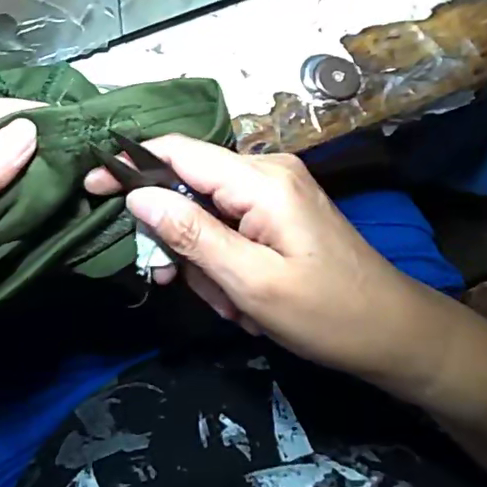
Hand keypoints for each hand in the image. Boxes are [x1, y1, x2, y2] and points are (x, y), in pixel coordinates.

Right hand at [84, 136, 457, 398]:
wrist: (394, 333)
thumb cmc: (327, 313)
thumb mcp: (251, 282)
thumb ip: (192, 234)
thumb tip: (137, 195)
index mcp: (262, 180)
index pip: (180, 153)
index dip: (131, 165)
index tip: (91, 187)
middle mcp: (268, 173)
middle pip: (190, 190)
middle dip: (184, 244)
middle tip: (193, 288)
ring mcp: (276, 192)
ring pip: (207, 217)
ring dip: (208, 266)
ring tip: (238, 307)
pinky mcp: (281, 213)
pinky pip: (231, 229)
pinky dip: (227, 266)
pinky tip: (249, 301)